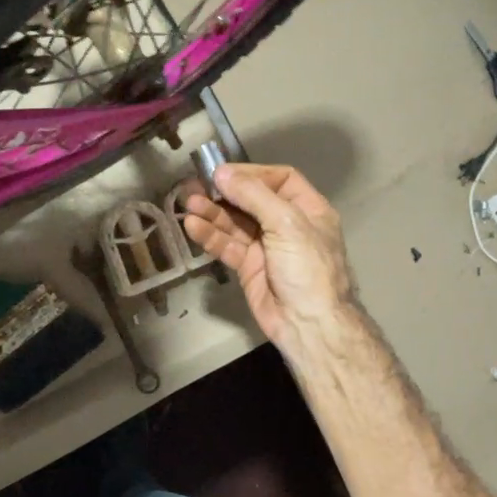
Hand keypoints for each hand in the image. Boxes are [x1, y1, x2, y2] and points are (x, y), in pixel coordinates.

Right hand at [181, 163, 355, 360]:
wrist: (308, 323)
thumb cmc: (307, 268)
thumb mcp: (288, 224)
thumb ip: (254, 196)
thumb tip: (221, 173)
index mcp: (308, 209)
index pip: (279, 179)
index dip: (252, 174)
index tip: (224, 172)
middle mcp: (287, 225)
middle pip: (252, 200)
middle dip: (225, 193)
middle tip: (195, 186)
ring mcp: (267, 247)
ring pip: (235, 224)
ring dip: (212, 213)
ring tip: (188, 204)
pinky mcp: (249, 268)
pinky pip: (228, 246)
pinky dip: (211, 236)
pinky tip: (193, 227)